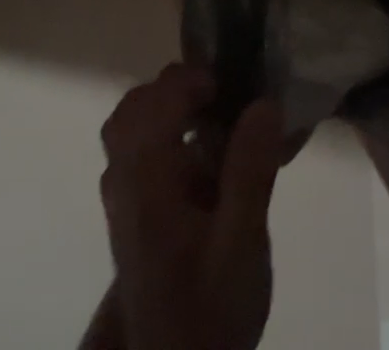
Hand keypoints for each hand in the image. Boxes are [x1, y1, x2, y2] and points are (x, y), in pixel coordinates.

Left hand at [99, 64, 284, 349]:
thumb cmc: (212, 305)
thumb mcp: (243, 242)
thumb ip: (250, 171)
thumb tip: (264, 102)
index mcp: (146, 184)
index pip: (153, 105)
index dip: (190, 82)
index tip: (235, 88)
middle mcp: (124, 184)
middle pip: (132, 110)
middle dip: (177, 89)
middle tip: (227, 98)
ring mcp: (124, 200)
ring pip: (132, 130)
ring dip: (171, 110)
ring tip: (220, 119)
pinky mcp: (136, 215)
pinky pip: (140, 153)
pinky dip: (170, 135)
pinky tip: (210, 157)